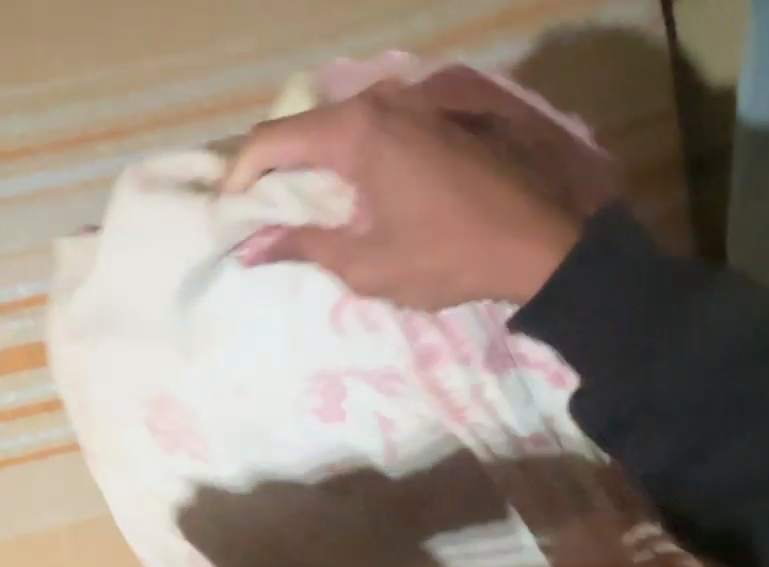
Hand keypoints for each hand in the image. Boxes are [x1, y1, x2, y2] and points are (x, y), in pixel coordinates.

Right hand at [223, 71, 616, 308]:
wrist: (539, 240)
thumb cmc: (447, 256)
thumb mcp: (366, 265)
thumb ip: (304, 247)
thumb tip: (251, 248)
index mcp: (356, 132)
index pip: (272, 140)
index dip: (241, 176)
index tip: (229, 211)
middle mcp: (380, 100)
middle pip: (304, 126)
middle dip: (275, 170)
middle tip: (262, 213)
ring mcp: (414, 101)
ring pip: (339, 124)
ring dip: (314, 162)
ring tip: (306, 207)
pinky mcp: (438, 113)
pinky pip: (374, 126)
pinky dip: (350, 156)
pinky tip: (354, 192)